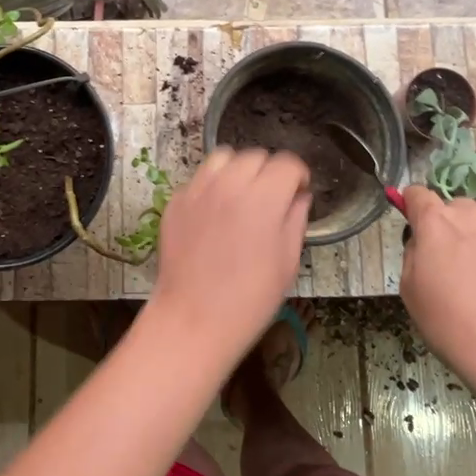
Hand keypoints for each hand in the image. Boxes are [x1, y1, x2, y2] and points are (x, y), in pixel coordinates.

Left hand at [148, 148, 311, 357]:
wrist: (194, 319)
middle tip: (271, 199)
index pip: (287, 163)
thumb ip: (295, 220)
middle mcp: (229, 185)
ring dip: (238, 171)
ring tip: (242, 197)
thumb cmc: (249, 300)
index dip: (298, 176)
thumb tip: (299, 196)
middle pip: (256, 156)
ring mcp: (198, 190)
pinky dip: (212, 186)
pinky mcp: (176, 201)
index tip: (299, 192)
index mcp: (263, 199)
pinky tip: (215, 213)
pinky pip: (199, 179)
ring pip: (224, 158)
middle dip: (269, 172)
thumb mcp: (287, 263)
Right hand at [398, 186, 475, 406]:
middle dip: (452, 228)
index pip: (418, 194)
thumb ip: (413, 254)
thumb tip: (424, 242)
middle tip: (454, 266)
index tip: (415, 223)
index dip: (413, 205)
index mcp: (437, 224)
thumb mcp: (411, 292)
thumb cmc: (453, 326)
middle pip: (457, 209)